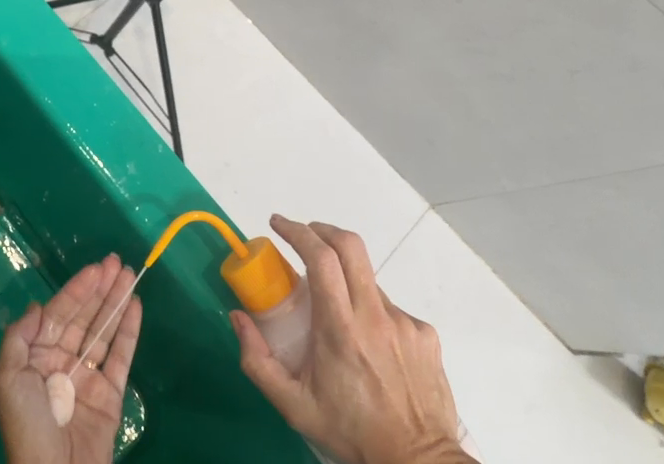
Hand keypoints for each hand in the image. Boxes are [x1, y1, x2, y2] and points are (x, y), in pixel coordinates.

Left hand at [0, 253, 141, 463]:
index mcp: (37, 355)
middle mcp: (63, 360)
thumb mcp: (7, 377)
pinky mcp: (111, 395)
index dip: (77, 289)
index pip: (59, 313)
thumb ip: (19, 337)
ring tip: (130, 275)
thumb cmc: (27, 424)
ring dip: (116, 302)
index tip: (95, 268)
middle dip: (100, 288)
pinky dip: (129, 331)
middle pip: (84, 317)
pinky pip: (121, 356)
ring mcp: (89, 377)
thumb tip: (36, 306)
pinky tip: (136, 306)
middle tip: (118, 262)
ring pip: (104, 331)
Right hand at [230, 216, 472, 463]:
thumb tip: (237, 316)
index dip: (297, 231)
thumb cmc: (350, 431)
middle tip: (302, 237)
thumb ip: (257, 361)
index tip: (277, 224)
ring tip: (334, 316)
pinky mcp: (425, 334)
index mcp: (341, 329)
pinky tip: (368, 345)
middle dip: (321, 231)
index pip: (321, 258)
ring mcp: (405, 323)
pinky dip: (370, 312)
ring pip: (369, 281)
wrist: (418, 463)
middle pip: (351, 247)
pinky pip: (391, 309)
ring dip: (345, 281)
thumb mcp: (293, 405)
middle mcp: (376, 316)